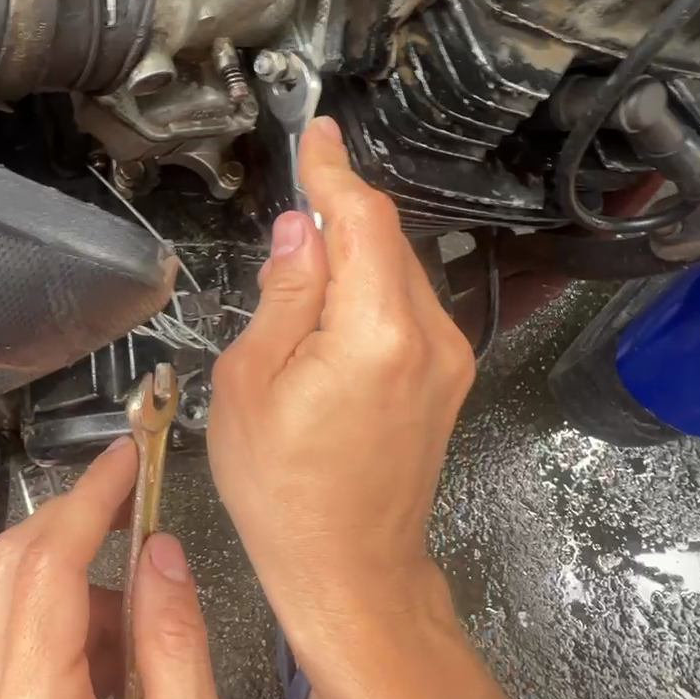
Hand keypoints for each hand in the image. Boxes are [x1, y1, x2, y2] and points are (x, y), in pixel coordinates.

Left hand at [0, 439, 238, 698]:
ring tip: (134, 644)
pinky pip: (4, 626)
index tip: (126, 460)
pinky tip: (104, 665)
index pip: (48, 568)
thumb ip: (176, 648)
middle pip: (13, 561)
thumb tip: (161, 552)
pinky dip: (58, 614)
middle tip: (138, 514)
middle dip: (79, 520)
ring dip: (73, 578)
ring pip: (5, 586)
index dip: (90, 498)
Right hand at [208, 116, 475, 614]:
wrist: (346, 565)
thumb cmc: (283, 486)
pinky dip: (367, 287)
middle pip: (385, 240)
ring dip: (350, 253)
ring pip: (396, 270)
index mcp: (374, 333)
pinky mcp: (447, 377)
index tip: (318, 133)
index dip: (335, 170)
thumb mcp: (251, 381)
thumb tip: (299, 231)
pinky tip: (327, 313)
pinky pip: (406, 305)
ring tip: (296, 282)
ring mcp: (448, 359)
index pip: (363, 219)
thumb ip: (283, 294)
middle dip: (336, 215)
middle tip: (285, 222)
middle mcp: (430, 337)